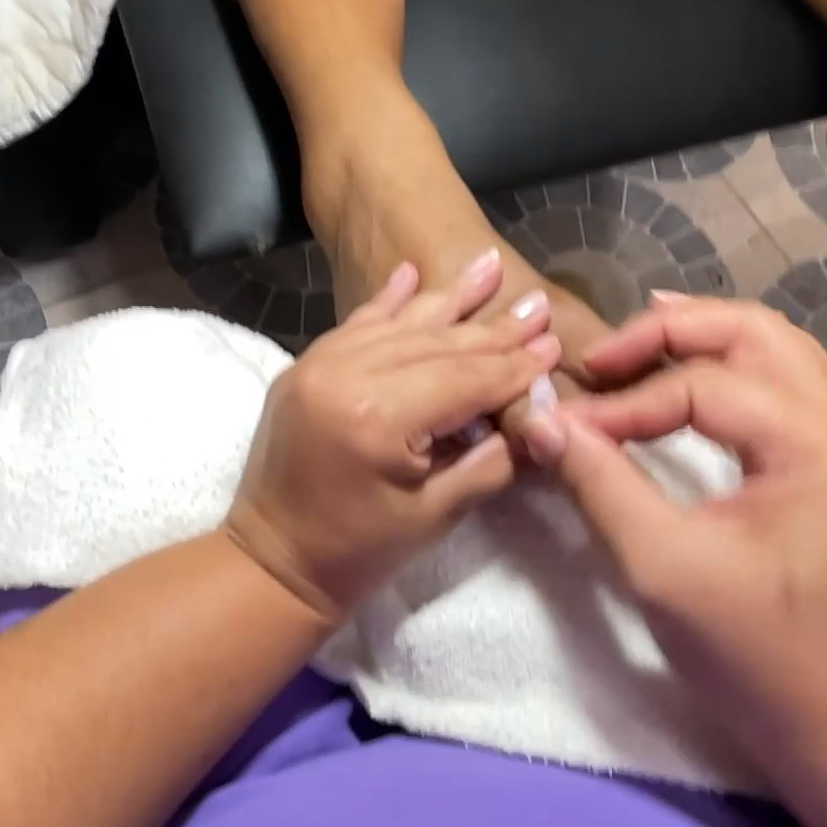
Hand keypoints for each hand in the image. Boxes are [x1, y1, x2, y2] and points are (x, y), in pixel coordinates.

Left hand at [224, 251, 561, 624]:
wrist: (272, 561)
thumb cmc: (358, 551)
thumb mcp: (436, 515)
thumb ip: (490, 459)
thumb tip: (535, 413)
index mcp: (378, 418)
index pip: (463, 380)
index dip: (512, 367)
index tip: (554, 345)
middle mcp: (345, 376)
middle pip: (435, 345)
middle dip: (491, 329)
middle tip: (537, 305)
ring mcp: (316, 366)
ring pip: (397, 326)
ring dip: (446, 299)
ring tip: (489, 265)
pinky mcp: (301, 369)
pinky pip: (352, 326)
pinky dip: (386, 301)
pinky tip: (412, 274)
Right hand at [551, 295, 826, 792]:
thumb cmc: (755, 655)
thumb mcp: (662, 567)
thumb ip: (600, 484)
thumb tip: (541, 421)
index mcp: (820, 449)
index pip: (704, 386)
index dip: (623, 403)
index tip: (561, 430)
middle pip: (757, 335)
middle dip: (670, 333)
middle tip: (600, 356)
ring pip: (775, 354)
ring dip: (701, 341)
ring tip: (634, 342)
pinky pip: (779, 392)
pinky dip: (725, 373)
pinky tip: (683, 378)